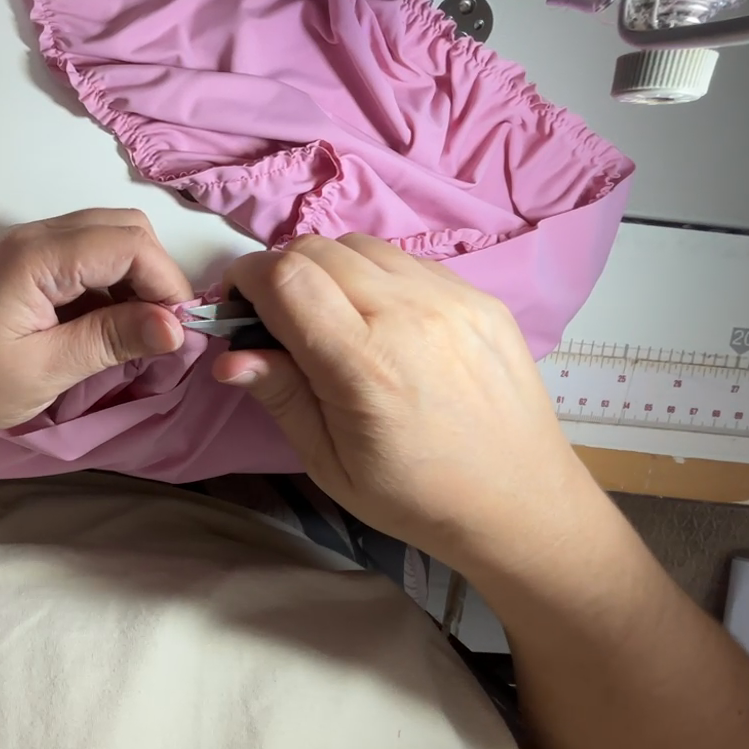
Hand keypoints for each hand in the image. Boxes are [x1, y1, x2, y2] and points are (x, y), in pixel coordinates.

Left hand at [0, 209, 193, 443]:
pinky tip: (108, 326)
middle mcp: (36, 236)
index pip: (128, 243)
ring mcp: (31, 247)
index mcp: (36, 257)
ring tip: (136, 333)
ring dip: (135, 280)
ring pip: (110, 239)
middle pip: (124, 230)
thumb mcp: (45, 370)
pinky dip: (112, 285)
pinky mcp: (29, 264)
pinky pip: (88, 257)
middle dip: (155, 275)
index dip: (165, 283)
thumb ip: (110, 339)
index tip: (175, 333)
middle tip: (159, 332)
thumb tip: (176, 327)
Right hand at [212, 234, 601, 560]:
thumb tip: (228, 357)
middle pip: (315, 248)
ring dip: (324, 268)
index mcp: (363, 363)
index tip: (236, 306)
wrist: (520, 504)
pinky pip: (403, 259)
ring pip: (359, 244)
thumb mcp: (326, 460)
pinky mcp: (479, 297)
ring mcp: (452, 298)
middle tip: (275, 316)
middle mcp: (409, 314)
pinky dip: (369, 274)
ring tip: (326, 315)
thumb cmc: (411, 494)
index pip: (286, 277)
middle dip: (278, 272)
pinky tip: (375, 317)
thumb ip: (279, 396)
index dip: (246, 279)